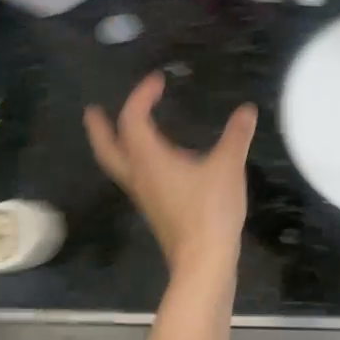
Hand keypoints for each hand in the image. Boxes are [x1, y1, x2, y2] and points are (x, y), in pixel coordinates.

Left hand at [83, 73, 258, 276]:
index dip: (142, 96)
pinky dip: (134, 159)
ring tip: (119, 131)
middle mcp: (139, 175)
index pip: (133, 120)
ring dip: (114, 144)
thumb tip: (247, 111)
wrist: (203, 259)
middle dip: (99, 127)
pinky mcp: (155, 208)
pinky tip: (154, 160)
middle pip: (108, 148)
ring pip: (118, 164)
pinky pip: (135, 176)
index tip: (157, 80)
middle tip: (93, 110)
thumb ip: (236, 136)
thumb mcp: (228, 167)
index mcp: (150, 159)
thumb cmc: (210, 210)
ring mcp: (144, 195)